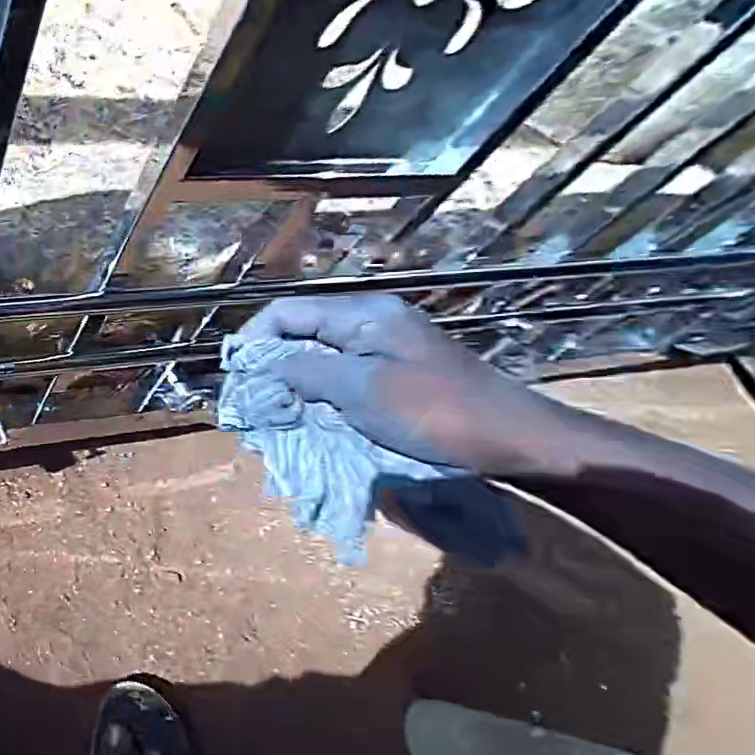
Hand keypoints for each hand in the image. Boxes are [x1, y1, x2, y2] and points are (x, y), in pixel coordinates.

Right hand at [239, 295, 580, 473]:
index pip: (286, 312)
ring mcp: (382, 347)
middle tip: (253, 401)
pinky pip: (337, 374)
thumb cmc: (438, 412)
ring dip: (290, 382)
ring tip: (275, 412)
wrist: (518, 441)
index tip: (236, 377)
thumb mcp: (363, 389)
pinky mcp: (391, 372)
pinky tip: (308, 415)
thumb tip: (262, 367)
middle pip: (298, 332)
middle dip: (268, 364)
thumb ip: (306, 371)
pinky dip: (315, 393)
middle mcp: (368, 322)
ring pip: (314, 355)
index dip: (253, 340)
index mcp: (362, 315)